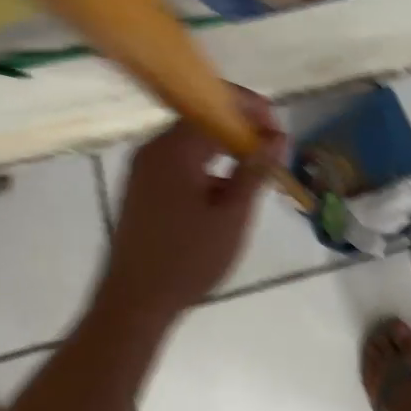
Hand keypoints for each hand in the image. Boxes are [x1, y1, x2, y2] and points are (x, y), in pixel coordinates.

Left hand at [97, 86, 287, 321]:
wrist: (132, 305)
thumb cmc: (187, 259)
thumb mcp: (232, 215)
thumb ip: (256, 171)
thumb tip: (276, 138)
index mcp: (174, 149)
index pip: (216, 104)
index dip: (252, 109)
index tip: (278, 131)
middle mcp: (153, 149)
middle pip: (203, 118)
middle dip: (241, 127)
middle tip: (272, 149)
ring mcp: (143, 168)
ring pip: (192, 140)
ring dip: (225, 146)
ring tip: (256, 169)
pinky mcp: (141, 187)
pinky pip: (180, 160)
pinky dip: (207, 163)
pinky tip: (226, 190)